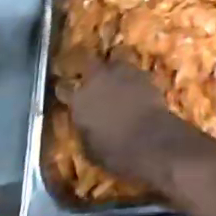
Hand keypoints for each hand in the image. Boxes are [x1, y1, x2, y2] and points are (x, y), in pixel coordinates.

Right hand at [58, 58, 192, 186]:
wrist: (151, 141)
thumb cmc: (116, 153)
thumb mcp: (90, 149)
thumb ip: (84, 128)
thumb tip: (85, 122)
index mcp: (78, 99)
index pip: (63, 88)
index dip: (65, 91)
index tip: (67, 94)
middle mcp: (96, 79)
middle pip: (88, 62)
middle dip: (89, 69)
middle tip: (94, 81)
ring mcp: (120, 72)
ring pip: (113, 63)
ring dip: (114, 71)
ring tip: (118, 83)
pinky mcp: (141, 73)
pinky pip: (133, 72)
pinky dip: (133, 79)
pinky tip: (137, 90)